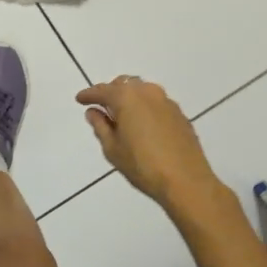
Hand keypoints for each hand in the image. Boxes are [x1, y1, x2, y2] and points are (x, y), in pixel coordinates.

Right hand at [76, 77, 221, 212]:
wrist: (186, 181)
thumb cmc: (143, 166)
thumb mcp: (112, 149)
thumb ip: (100, 126)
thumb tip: (93, 112)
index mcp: (127, 97)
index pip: (102, 90)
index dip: (89, 95)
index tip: (79, 99)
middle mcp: (147, 92)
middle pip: (124, 85)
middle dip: (111, 93)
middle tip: (101, 107)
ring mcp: (166, 101)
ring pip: (142, 92)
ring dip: (130, 99)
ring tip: (123, 116)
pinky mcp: (180, 114)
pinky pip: (156, 103)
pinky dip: (145, 108)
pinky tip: (143, 125)